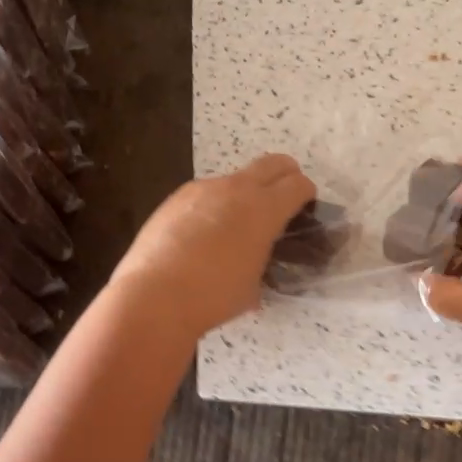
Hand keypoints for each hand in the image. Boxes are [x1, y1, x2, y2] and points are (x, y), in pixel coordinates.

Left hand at [107, 154, 316, 337]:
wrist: (155, 296)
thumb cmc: (214, 297)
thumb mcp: (253, 285)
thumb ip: (263, 260)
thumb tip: (256, 262)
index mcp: (264, 209)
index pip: (298, 184)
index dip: (306, 194)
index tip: (305, 208)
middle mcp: (235, 189)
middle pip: (272, 164)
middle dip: (285, 175)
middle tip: (284, 199)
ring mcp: (202, 190)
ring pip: (235, 179)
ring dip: (245, 194)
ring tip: (236, 228)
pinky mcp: (175, 199)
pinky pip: (206, 195)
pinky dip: (215, 207)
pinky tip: (203, 237)